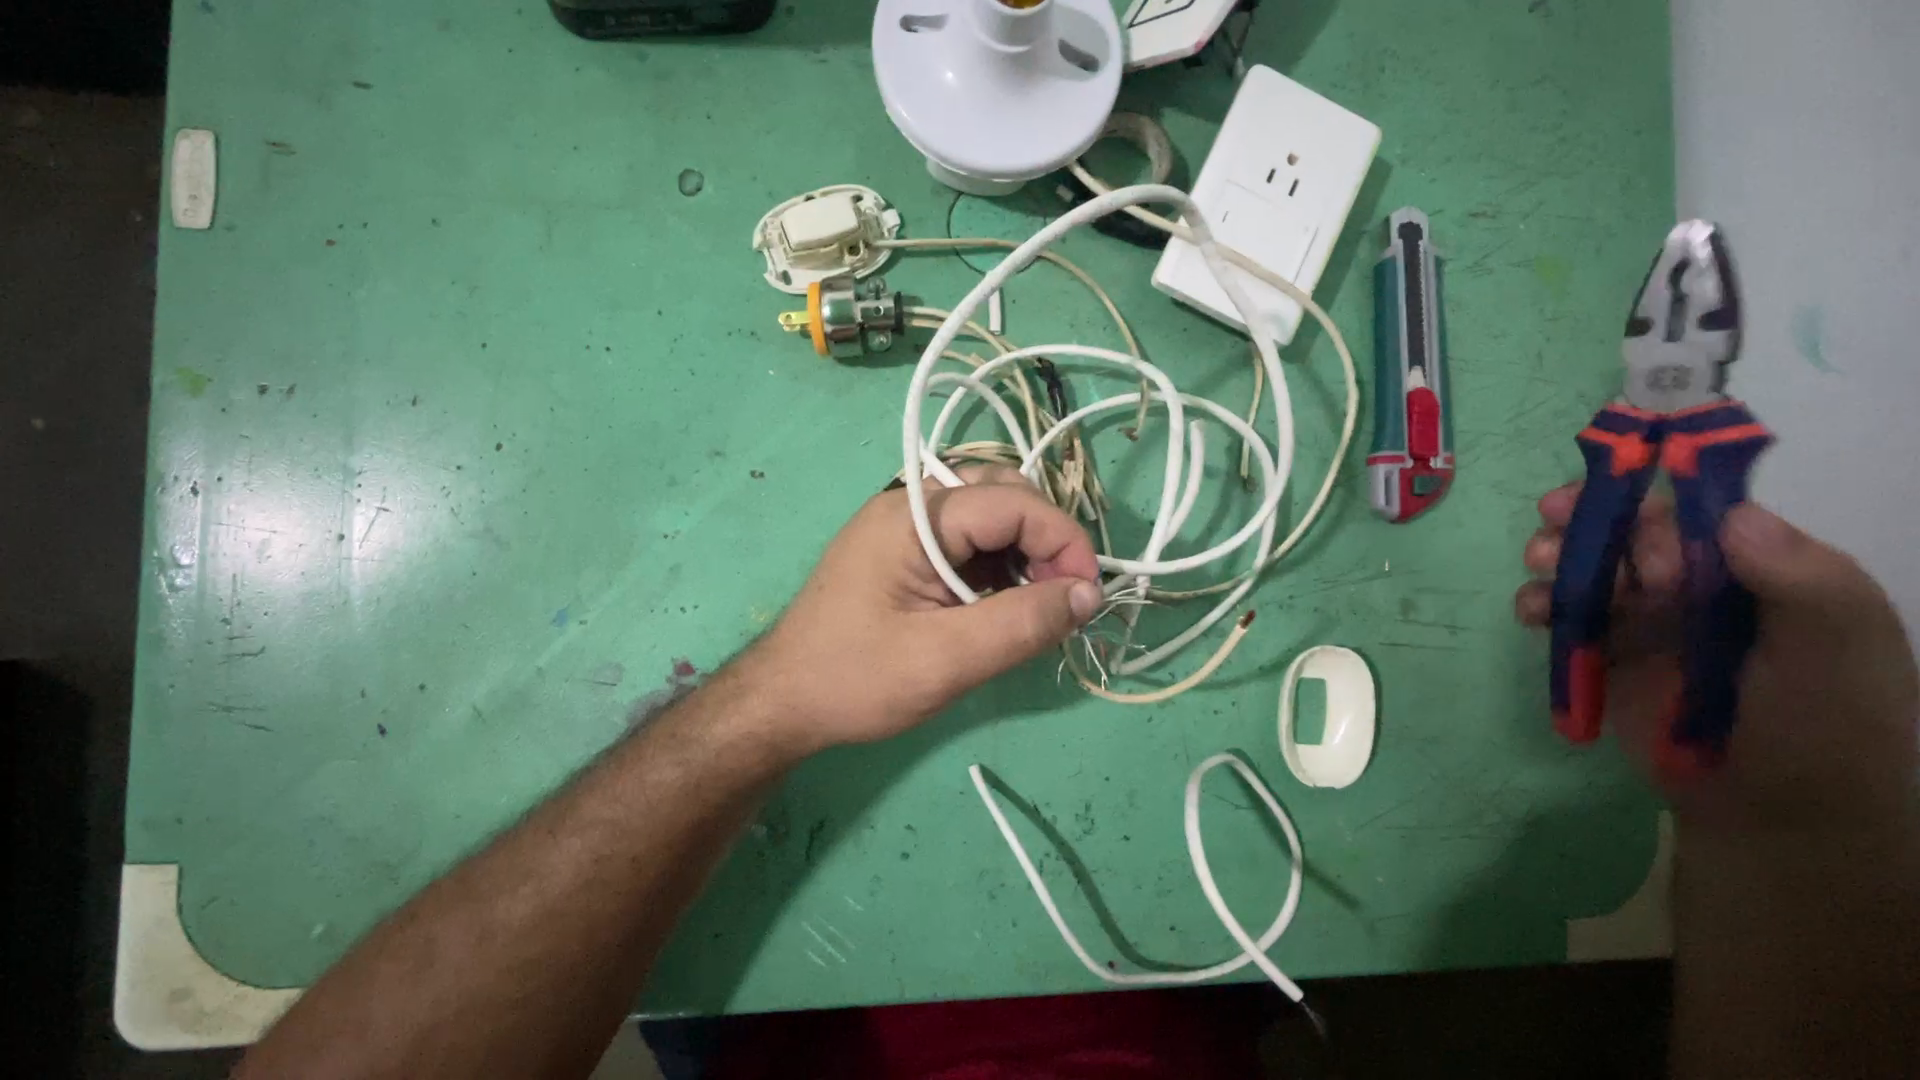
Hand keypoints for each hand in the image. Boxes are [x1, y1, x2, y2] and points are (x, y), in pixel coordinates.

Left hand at [739, 468, 1102, 755]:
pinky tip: (1004, 605)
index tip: (1087, 597)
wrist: (782, 702)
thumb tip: (1089, 594)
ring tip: (1037, 606)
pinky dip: (998, 565)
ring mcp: (904, 525)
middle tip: (1061, 598)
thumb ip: (1021, 624)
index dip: (1063, 541)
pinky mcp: (903, 551)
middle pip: (1003, 494)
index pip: (1014, 502)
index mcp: (915, 516)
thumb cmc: (856, 679)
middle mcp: (910, 504)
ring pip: (989, 515)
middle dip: (1046, 539)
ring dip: (1025, 551)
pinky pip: (967, 540)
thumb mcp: (946, 660)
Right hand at [1516, 485, 1918, 832]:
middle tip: (1552, 517)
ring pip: (1590, 570)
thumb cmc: (1824, 724)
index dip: (1656, 510)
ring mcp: (1647, 622)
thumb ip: (1803, 581)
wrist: (1777, 813)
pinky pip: (1565, 620)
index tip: (1629, 523)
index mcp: (1756, 570)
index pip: (1696, 517)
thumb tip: (1735, 515)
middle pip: (1630, 535)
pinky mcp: (1606, 657)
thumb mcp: (1838, 650)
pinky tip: (1531, 612)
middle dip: (1589, 520)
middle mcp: (1696, 587)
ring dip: (1557, 556)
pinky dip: (1540, 606)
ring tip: (1537, 562)